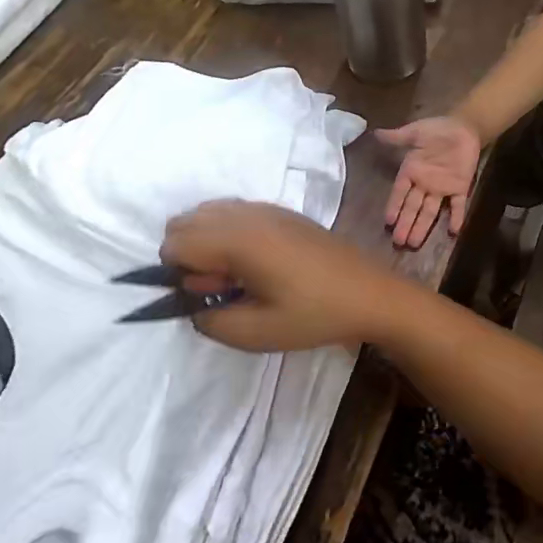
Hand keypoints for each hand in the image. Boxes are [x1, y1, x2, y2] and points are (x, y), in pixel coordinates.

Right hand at [160, 200, 410, 351]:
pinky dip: (230, 233)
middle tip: (227, 287)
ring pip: (208, 212)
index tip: (215, 295)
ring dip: (208, 243)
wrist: (370, 293)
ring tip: (243, 276)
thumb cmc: (314, 314)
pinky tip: (260, 263)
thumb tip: (194, 302)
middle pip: (184, 220)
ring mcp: (266, 208)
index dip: (181, 275)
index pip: (173, 242)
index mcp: (238, 238)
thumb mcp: (254, 333)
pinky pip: (234, 211)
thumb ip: (208, 320)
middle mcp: (247, 213)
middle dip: (189, 255)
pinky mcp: (282, 212)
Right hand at [378, 116, 480, 248]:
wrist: (463, 127)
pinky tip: (452, 231)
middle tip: (398, 242)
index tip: (388, 221)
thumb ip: (397, 137)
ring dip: (423, 226)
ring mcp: (442, 188)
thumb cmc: (437, 130)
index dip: (394, 206)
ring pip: (430, 211)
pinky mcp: (460, 188)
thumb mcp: (415, 132)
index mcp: (411, 171)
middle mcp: (424, 184)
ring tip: (413, 243)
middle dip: (406, 223)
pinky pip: (457, 205)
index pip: (400, 193)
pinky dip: (456, 217)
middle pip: (413, 207)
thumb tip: (376, 134)